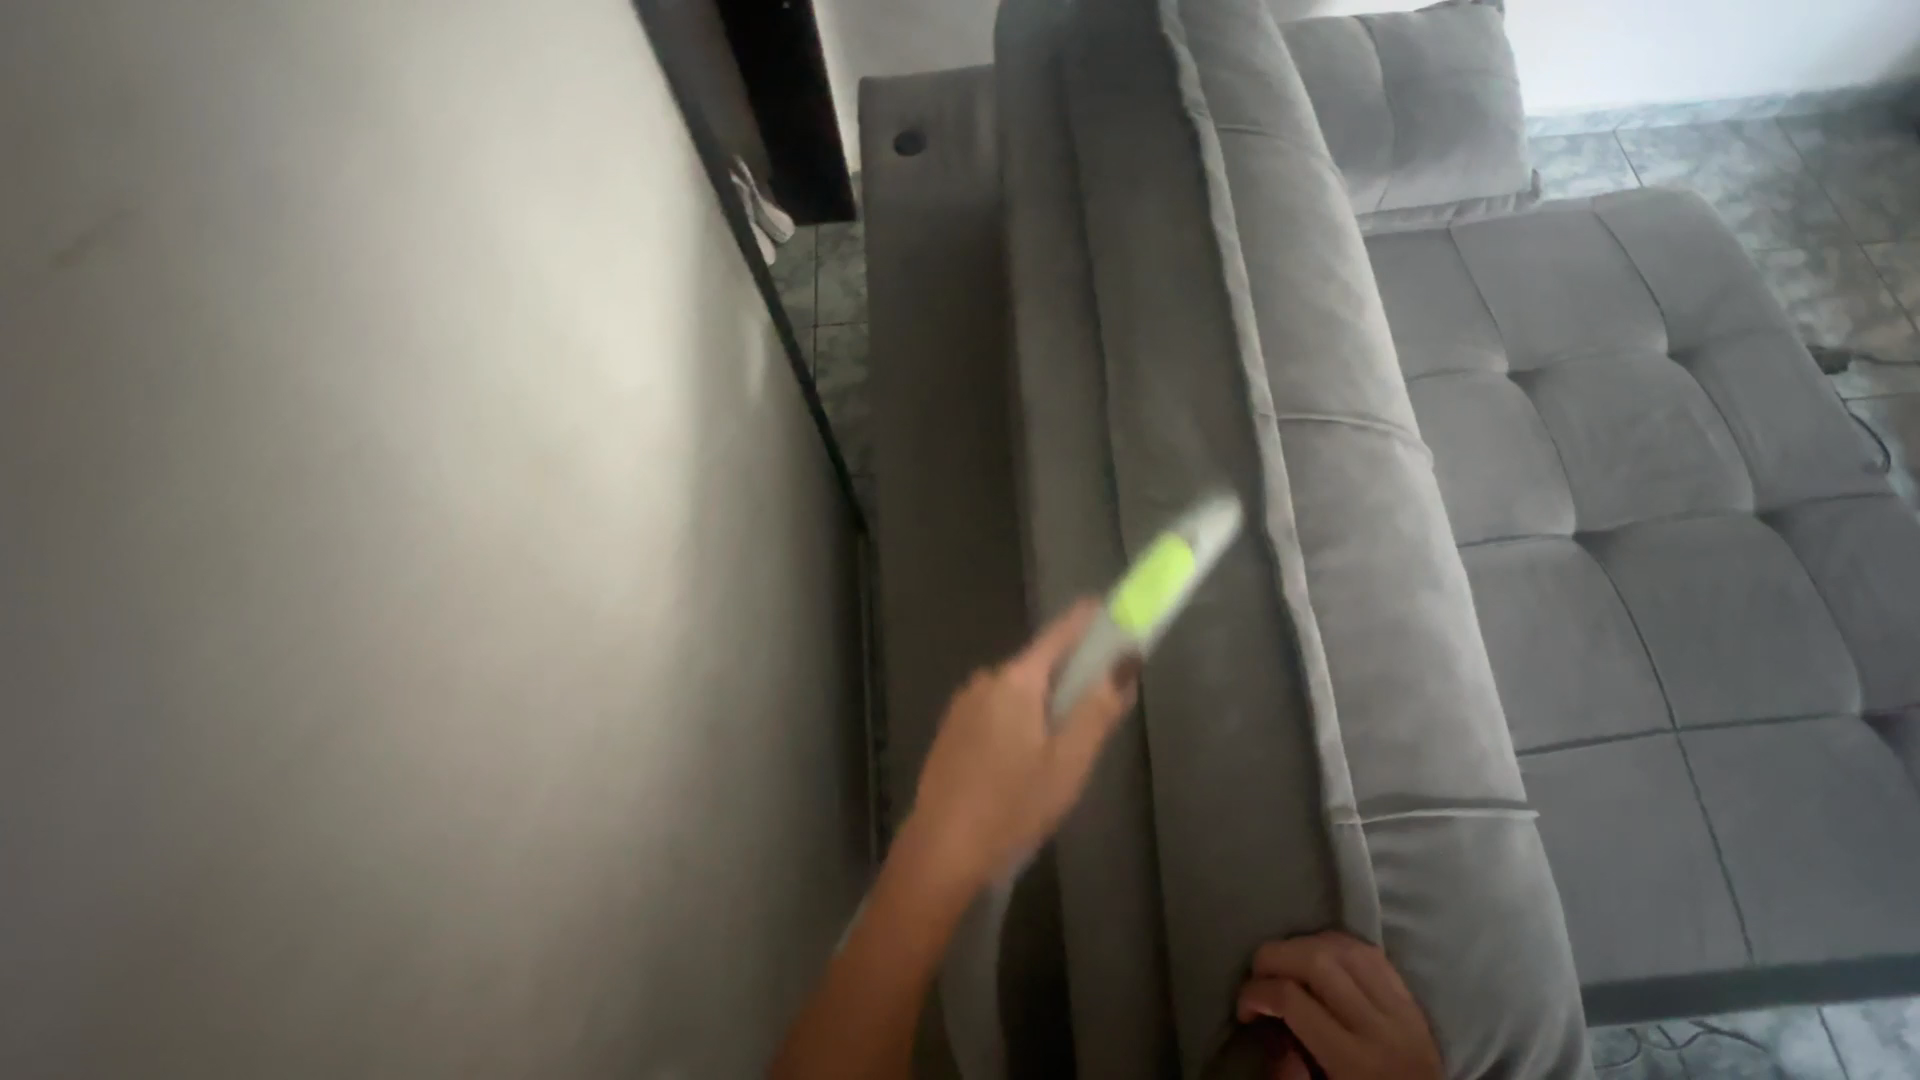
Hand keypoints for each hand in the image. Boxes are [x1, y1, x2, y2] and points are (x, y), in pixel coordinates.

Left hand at [900, 599, 1138, 890]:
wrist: (942, 850)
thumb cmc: (1013, 805)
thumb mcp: (1069, 761)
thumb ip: (1099, 708)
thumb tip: (1125, 662)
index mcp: (1015, 680)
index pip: (1058, 634)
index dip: (1086, 620)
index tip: (1109, 607)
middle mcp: (985, 681)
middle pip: (1038, 666)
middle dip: (1069, 677)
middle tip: (1098, 708)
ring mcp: (963, 706)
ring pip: (1017, 693)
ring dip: (1043, 705)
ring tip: (1061, 751)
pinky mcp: (951, 732)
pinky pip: (996, 712)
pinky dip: (1018, 723)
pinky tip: (1023, 764)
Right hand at [1237, 932, 1443, 1079]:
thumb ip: (1287, 1076)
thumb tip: (1267, 1034)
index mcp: (1356, 1062)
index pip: (1292, 1000)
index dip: (1254, 994)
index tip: (1244, 1009)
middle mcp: (1380, 1027)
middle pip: (1315, 960)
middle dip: (1273, 958)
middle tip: (1258, 978)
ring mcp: (1401, 1009)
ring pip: (1341, 946)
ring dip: (1301, 945)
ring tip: (1285, 967)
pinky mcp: (1411, 1000)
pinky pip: (1367, 951)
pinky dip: (1334, 944)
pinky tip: (1318, 957)